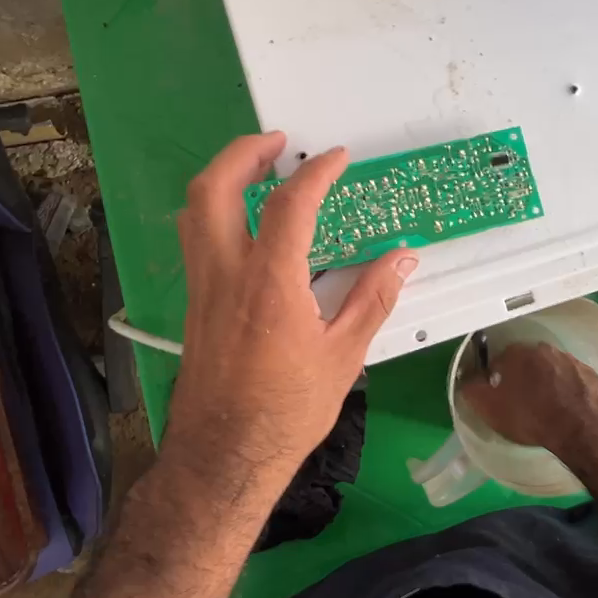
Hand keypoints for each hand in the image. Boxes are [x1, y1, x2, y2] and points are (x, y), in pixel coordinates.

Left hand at [162, 132, 416, 482]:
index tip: (337, 158)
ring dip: (222, 178)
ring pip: (194, 211)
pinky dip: (216, 210)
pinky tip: (245, 224)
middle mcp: (227, 274)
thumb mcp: (344, 355)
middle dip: (243, 153)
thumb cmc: (288, 409)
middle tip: (277, 143)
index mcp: (271, 283)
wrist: (225, 455)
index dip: (317, 174)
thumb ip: (373, 299)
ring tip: (257, 170)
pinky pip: (195, 239)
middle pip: (214, 189)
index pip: (291, 206)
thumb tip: (403, 258)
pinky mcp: (194, 304)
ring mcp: (202, 288)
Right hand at [455, 342, 597, 460]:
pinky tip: (566, 408)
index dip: (496, 379)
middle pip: (527, 362)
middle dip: (523, 378)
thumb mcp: (490, 408)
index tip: (499, 396)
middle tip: (521, 402)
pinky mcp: (589, 374)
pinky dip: (567, 390)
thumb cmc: (529, 416)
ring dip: (547, 382)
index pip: (499, 360)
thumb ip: (473, 391)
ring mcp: (569, 359)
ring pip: (551, 369)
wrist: (579, 426)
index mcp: (517, 352)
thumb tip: (468, 381)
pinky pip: (571, 380)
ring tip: (545, 407)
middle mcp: (543, 348)